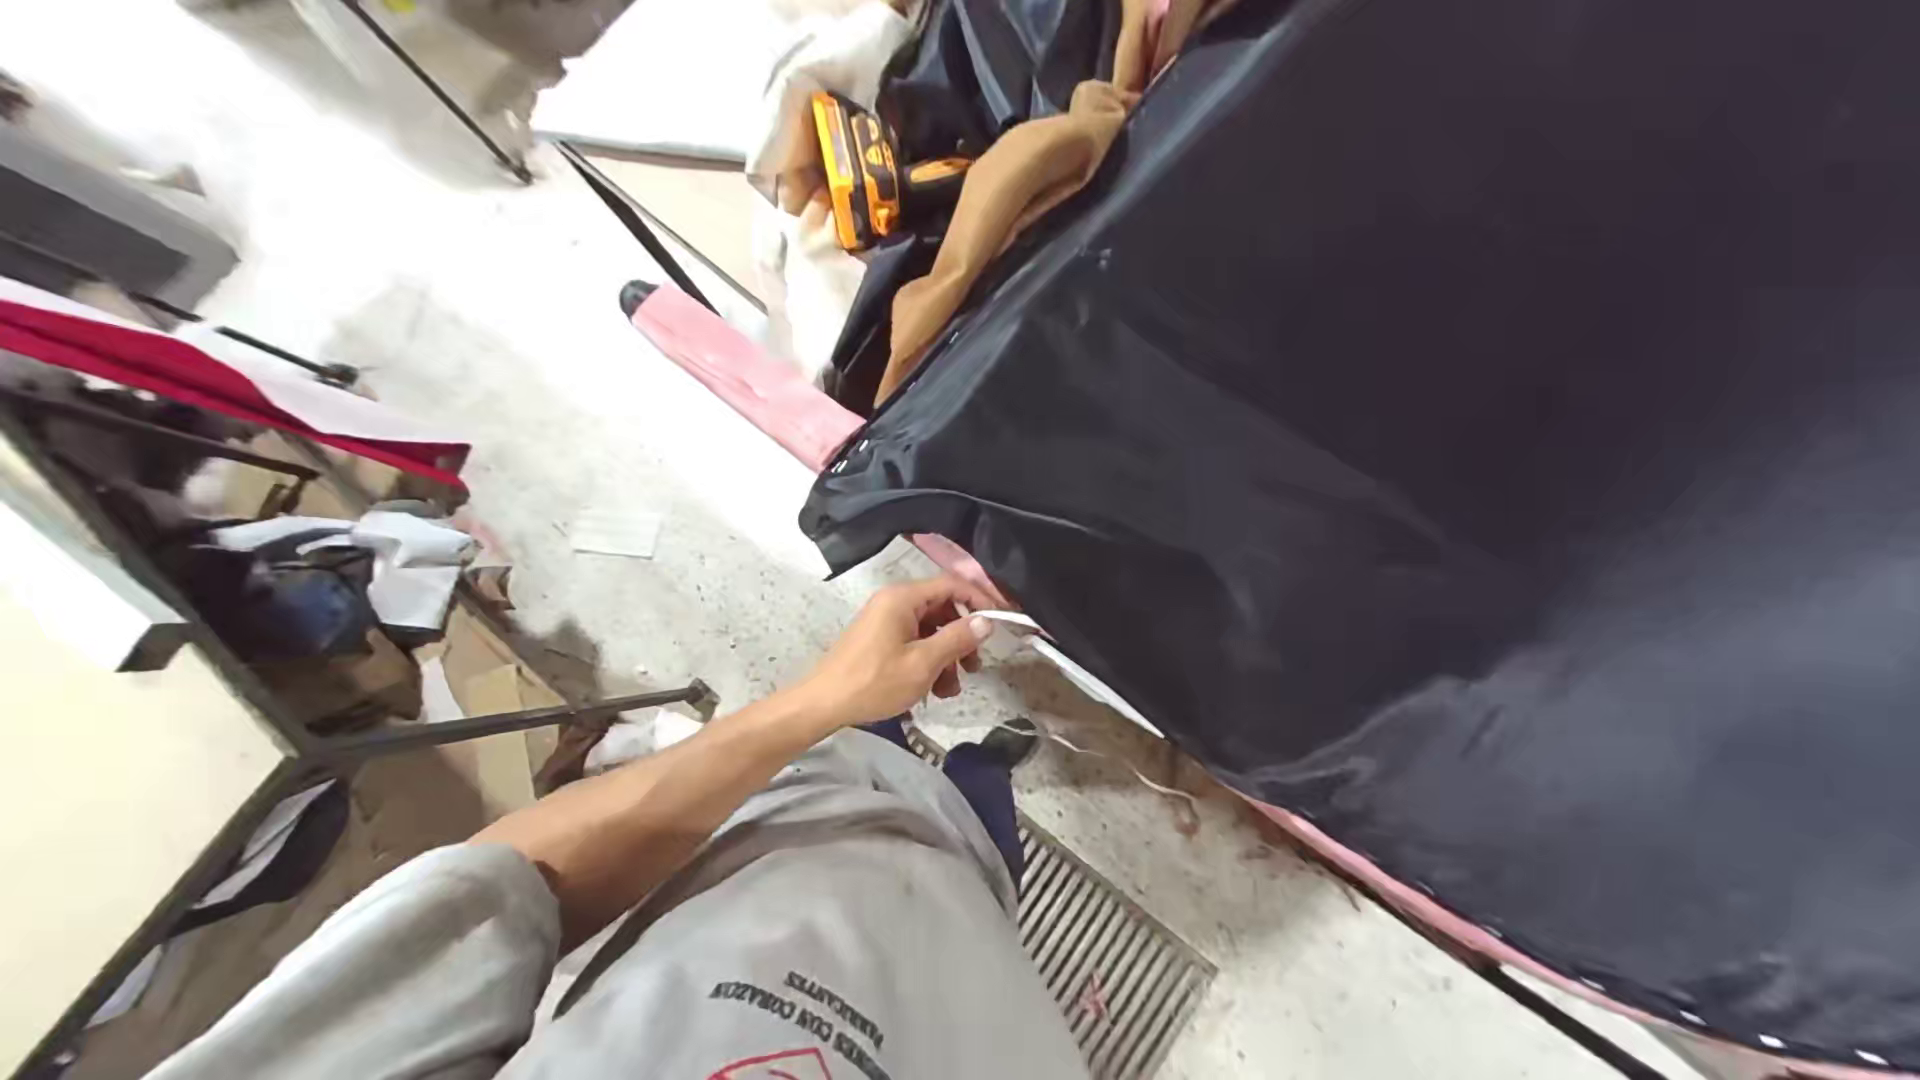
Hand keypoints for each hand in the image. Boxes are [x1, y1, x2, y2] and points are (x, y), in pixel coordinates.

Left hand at [791, 576, 998, 730]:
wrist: (823, 704)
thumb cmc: (873, 681)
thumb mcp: (923, 663)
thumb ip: (957, 639)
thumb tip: (987, 622)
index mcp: (903, 598)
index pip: (953, 585)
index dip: (981, 600)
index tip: (1002, 622)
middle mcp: (895, 601)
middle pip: (943, 608)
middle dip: (962, 638)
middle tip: (975, 666)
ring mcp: (886, 620)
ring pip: (931, 629)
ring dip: (947, 656)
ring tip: (951, 688)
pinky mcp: (880, 639)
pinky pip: (915, 641)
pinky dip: (929, 662)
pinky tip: (933, 689)